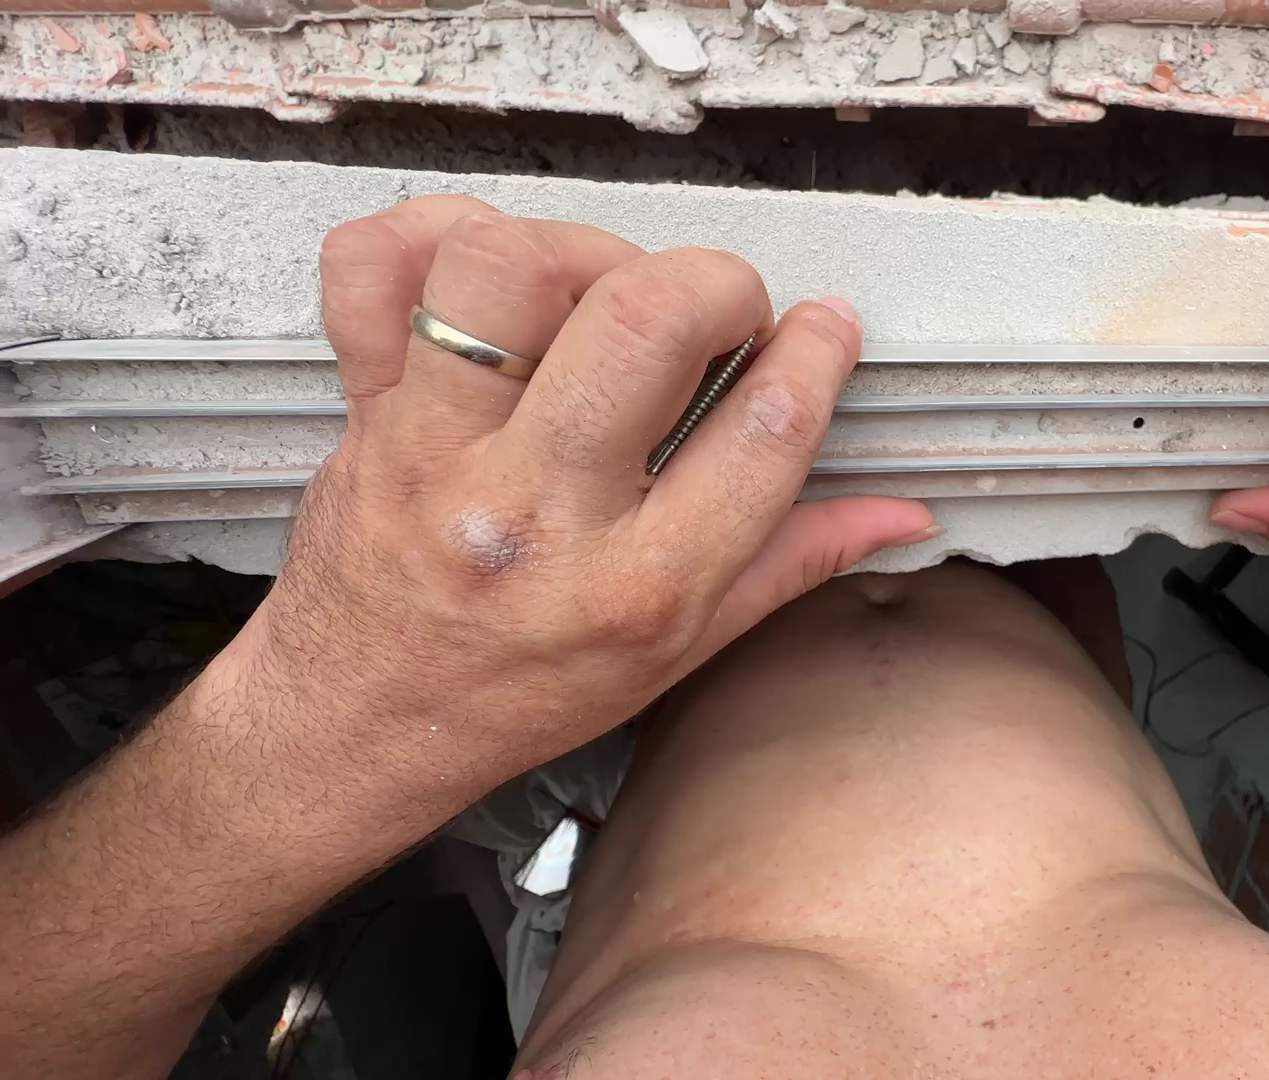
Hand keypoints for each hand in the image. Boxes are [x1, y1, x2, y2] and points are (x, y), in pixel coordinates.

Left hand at [227, 197, 938, 804]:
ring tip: (616, 294)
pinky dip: (442, 236)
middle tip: (728, 311)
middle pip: (645, 324)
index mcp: (642, 582)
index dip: (816, 355)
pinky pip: (374, 264)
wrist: (369, 721)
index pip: (763, 434)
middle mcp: (539, 511)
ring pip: (511, 268)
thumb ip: (801, 562)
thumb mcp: (695, 646)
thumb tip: (898, 518)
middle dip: (719, 285)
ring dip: (593, 253)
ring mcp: (439, 452)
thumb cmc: (533, 690)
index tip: (826, 328)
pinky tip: (508, 287)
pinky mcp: (366, 409)